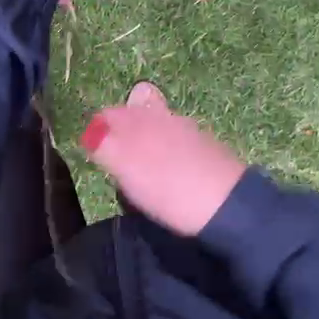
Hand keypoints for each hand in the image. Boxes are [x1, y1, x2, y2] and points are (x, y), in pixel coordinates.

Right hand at [81, 86, 245, 235]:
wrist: (228, 204)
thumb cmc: (170, 188)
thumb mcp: (128, 169)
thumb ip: (106, 145)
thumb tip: (90, 130)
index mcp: (142, 119)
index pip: (110, 113)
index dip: (98, 130)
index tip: (93, 152)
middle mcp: (164, 117)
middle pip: (134, 117)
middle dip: (121, 132)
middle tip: (113, 160)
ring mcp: (188, 131)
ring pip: (156, 127)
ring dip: (144, 142)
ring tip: (138, 169)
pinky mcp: (206, 148)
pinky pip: (176, 142)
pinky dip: (165, 152)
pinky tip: (167, 171)